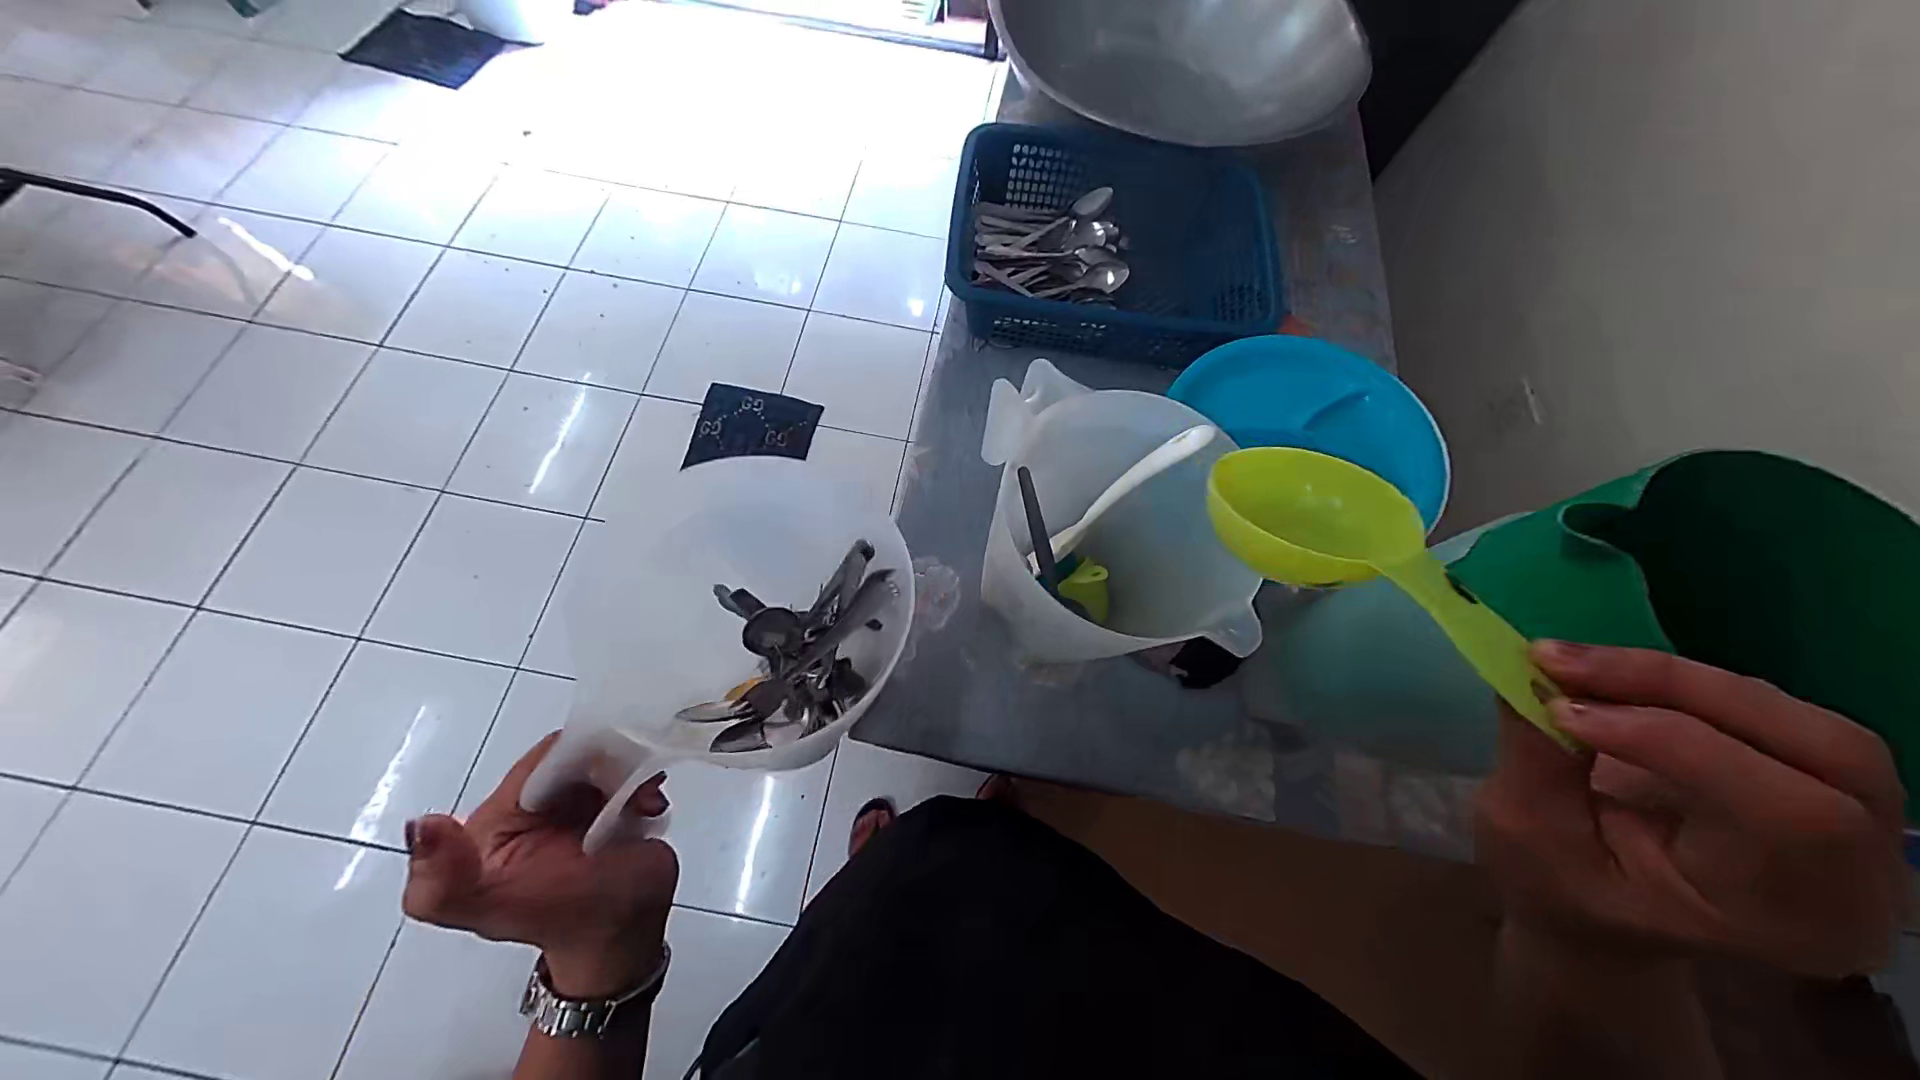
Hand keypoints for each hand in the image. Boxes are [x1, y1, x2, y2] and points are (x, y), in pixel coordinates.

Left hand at [403, 732, 677, 996]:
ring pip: (609, 757)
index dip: (573, 764)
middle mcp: (536, 802)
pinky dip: (646, 780)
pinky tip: (650, 806)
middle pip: (577, 754)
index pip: (537, 765)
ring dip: (633, 774)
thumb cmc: (564, 917)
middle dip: (610, 767)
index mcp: (495, 820)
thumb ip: (444, 880)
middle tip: (631, 797)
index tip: (603, 784)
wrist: (623, 933)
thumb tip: (423, 823)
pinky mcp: (615, 800)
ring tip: (643, 806)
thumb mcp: (492, 907)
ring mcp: (579, 799)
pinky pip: (632, 769)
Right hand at [1476, 641, 1905, 977]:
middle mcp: (1863, 875)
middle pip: (1821, 750)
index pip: (1785, 814)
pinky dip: (1678, 681)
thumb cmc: (1555, 887)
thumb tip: (1529, 675)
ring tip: (1574, 664)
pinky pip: (1767, 710)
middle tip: (1558, 661)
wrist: (1594, 910)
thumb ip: (1538, 758)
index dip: (1672, 742)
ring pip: (1798, 717)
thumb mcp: (1524, 832)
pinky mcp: (1814, 779)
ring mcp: (1858, 826)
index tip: (1555, 707)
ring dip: (1674, 677)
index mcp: (1791, 916)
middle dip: (1679, 688)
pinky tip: (1607, 675)